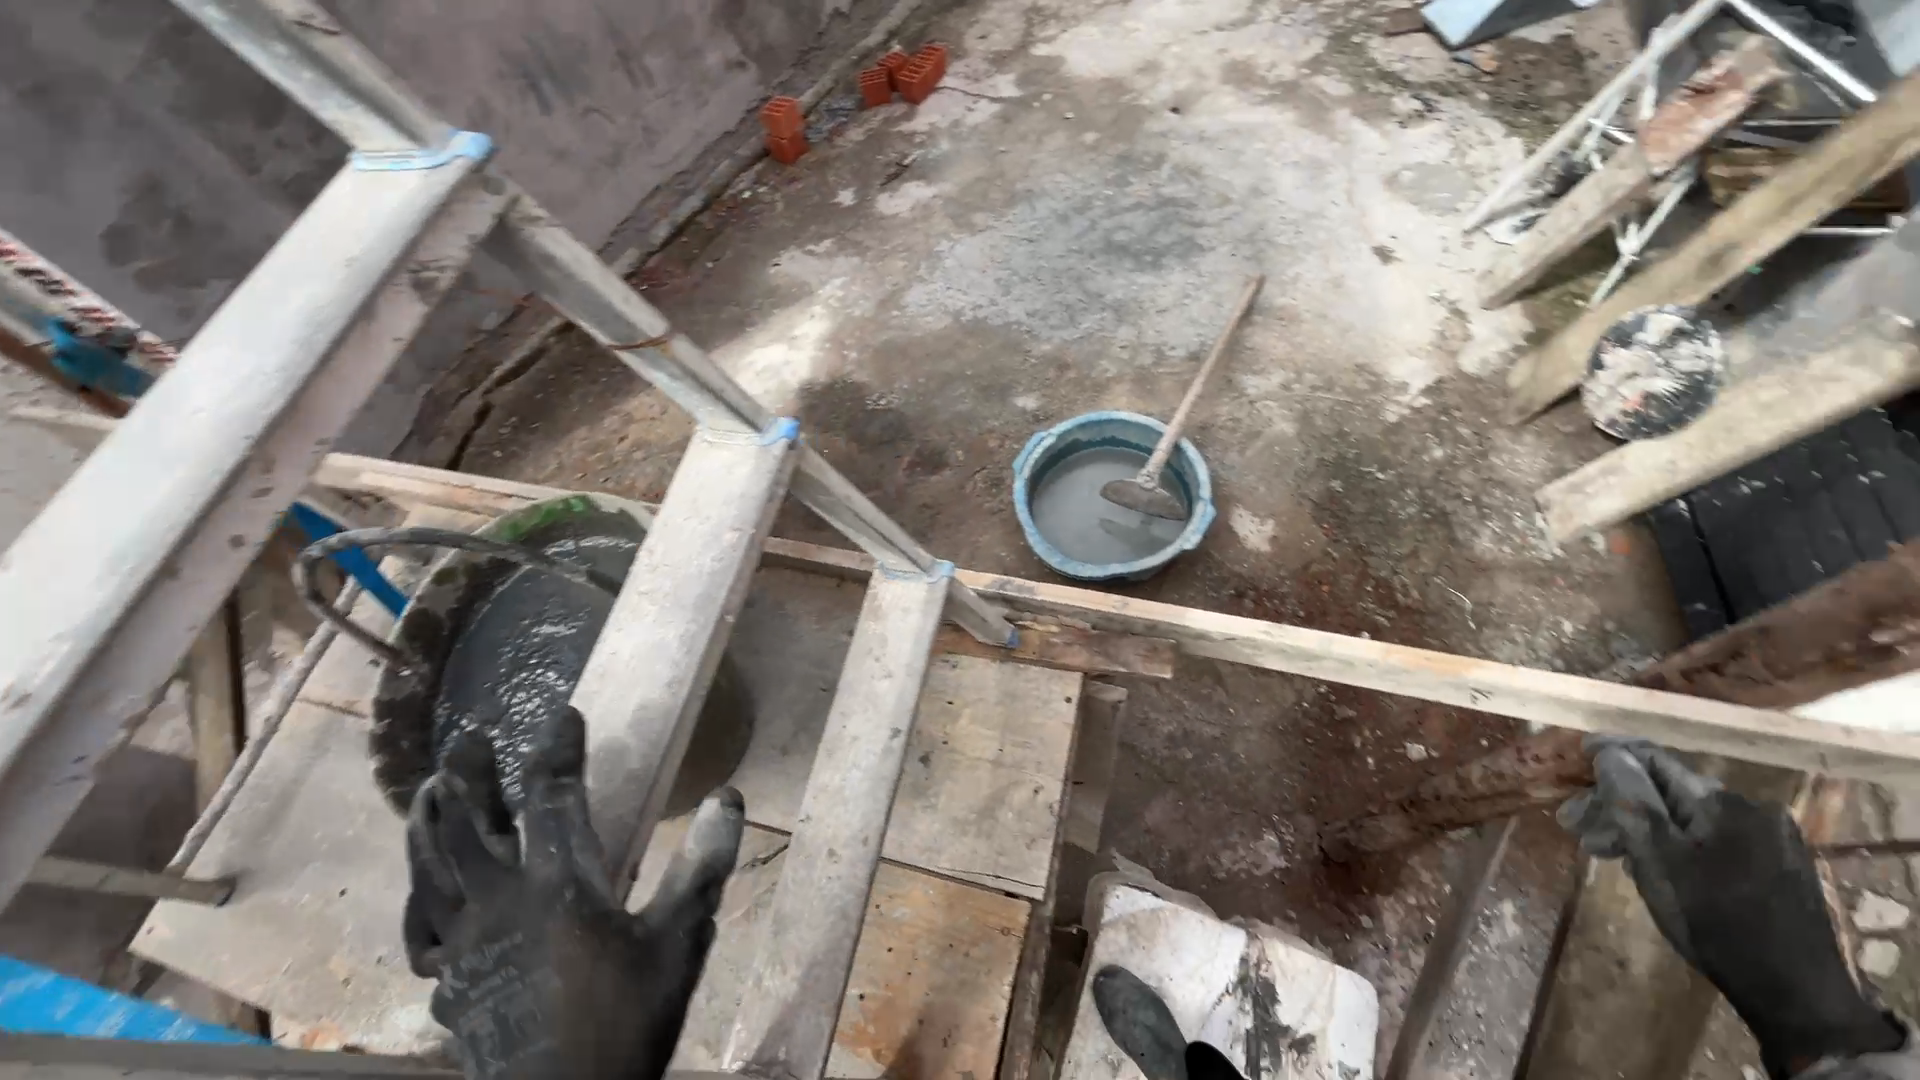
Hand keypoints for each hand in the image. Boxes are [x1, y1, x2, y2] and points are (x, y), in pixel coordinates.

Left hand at [403, 705, 743, 1079]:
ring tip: (425, 793)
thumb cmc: (626, 1023)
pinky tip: (421, 891)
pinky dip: (418, 898)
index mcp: (559, 887)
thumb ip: (702, 867)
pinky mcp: (450, 984)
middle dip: (470, 776)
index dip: (559, 750)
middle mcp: (502, 904)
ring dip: (429, 824)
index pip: (554, 798)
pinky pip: (421, 929)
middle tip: (467, 739)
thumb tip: (728, 797)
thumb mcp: (679, 942)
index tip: (564, 714)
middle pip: (472, 825)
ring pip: (433, 871)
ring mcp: (467, 946)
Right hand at [1557, 738, 1901, 1078]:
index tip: (1575, 754)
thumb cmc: (1712, 917)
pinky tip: (1647, 865)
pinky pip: (1707, 838)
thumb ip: (1632, 798)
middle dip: (1616, 802)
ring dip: (1638, 826)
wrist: (1793, 991)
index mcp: (1722, 802)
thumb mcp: (1657, 857)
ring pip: (1685, 816)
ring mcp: (1768, 839)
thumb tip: (1610, 753)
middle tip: (1572, 825)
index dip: (1611, 753)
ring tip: (1602, 851)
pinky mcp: (1774, 866)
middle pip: (1667, 789)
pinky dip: (1670, 844)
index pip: (1655, 758)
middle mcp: (1751, 810)